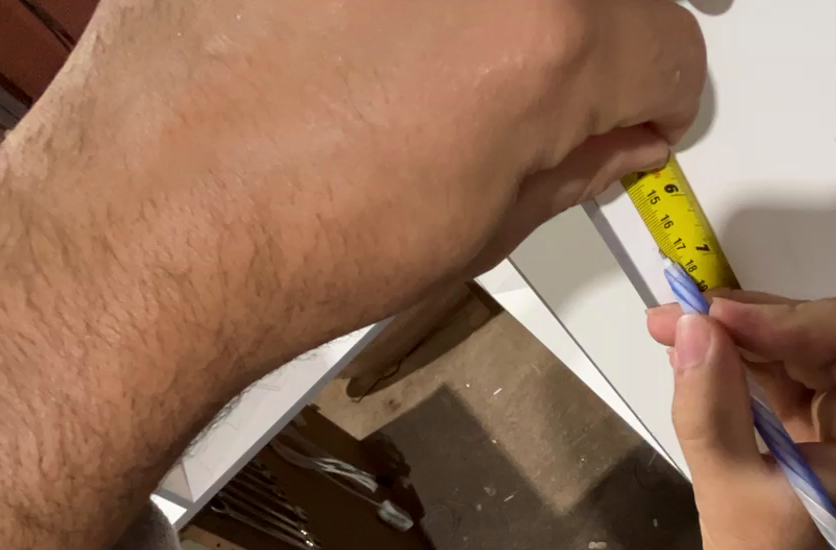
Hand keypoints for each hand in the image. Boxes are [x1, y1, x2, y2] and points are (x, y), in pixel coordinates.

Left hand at [12, 0, 706, 362]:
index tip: (633, 117)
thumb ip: (574, 163)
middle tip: (567, 84)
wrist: (160, 220)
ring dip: (514, 22)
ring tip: (452, 75)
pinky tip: (389, 41)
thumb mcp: (484, 228)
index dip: (659, 98)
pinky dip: (431, 13)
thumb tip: (617, 137)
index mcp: (545, 40)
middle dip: (607, 37)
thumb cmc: (302, 240)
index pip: (676, 47)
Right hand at [647, 292, 835, 549]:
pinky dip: (749, 372)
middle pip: (829, 333)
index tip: (709, 321)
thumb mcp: (731, 493)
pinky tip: (703, 367)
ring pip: (806, 352)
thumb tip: (687, 326)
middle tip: (674, 320)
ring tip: (673, 336)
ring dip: (742, 343)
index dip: (782, 315)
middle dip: (751, 323)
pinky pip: (795, 383)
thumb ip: (710, 407)